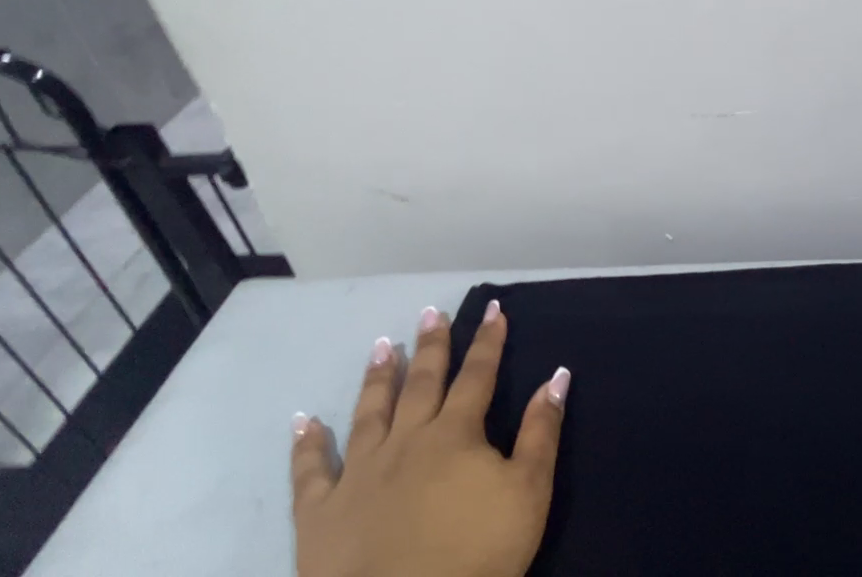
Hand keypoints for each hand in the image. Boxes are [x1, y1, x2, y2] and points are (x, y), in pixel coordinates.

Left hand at [290, 301, 570, 576]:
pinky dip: (307, 444)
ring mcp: (359, 474)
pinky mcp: (320, 513)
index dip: (488, 341)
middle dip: (431, 346)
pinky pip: (310, 472)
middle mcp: (406, 441)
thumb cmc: (477, 555)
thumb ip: (541, 431)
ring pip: (369, 413)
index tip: (494, 308)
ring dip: (377, 378)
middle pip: (421, 383)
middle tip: (431, 311)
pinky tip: (304, 420)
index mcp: (455, 434)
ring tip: (381, 345)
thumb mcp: (529, 492)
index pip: (477, 375)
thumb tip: (557, 375)